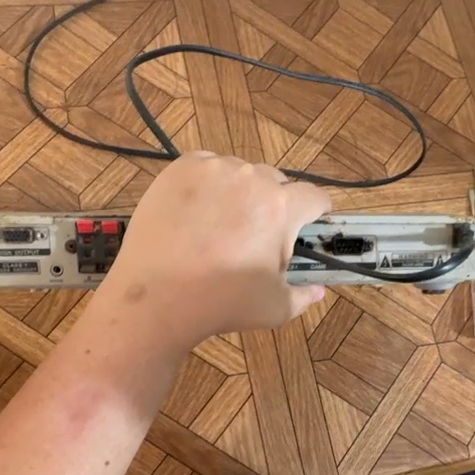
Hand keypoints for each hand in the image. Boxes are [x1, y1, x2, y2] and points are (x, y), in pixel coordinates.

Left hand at [97, 153, 330, 351]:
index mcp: (281, 208)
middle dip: (274, 205)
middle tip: (255, 237)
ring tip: (222, 225)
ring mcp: (213, 169)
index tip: (310, 223)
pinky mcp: (180, 169)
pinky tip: (198, 213)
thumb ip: (304, 296)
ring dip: (241, 192)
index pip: (314, 197)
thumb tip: (318, 291)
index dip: (316, 212)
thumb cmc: (222, 303)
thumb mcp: (275, 307)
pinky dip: (208, 184)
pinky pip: (207, 167)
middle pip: (276, 183)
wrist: (157, 296)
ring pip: (241, 173)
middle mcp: (251, 178)